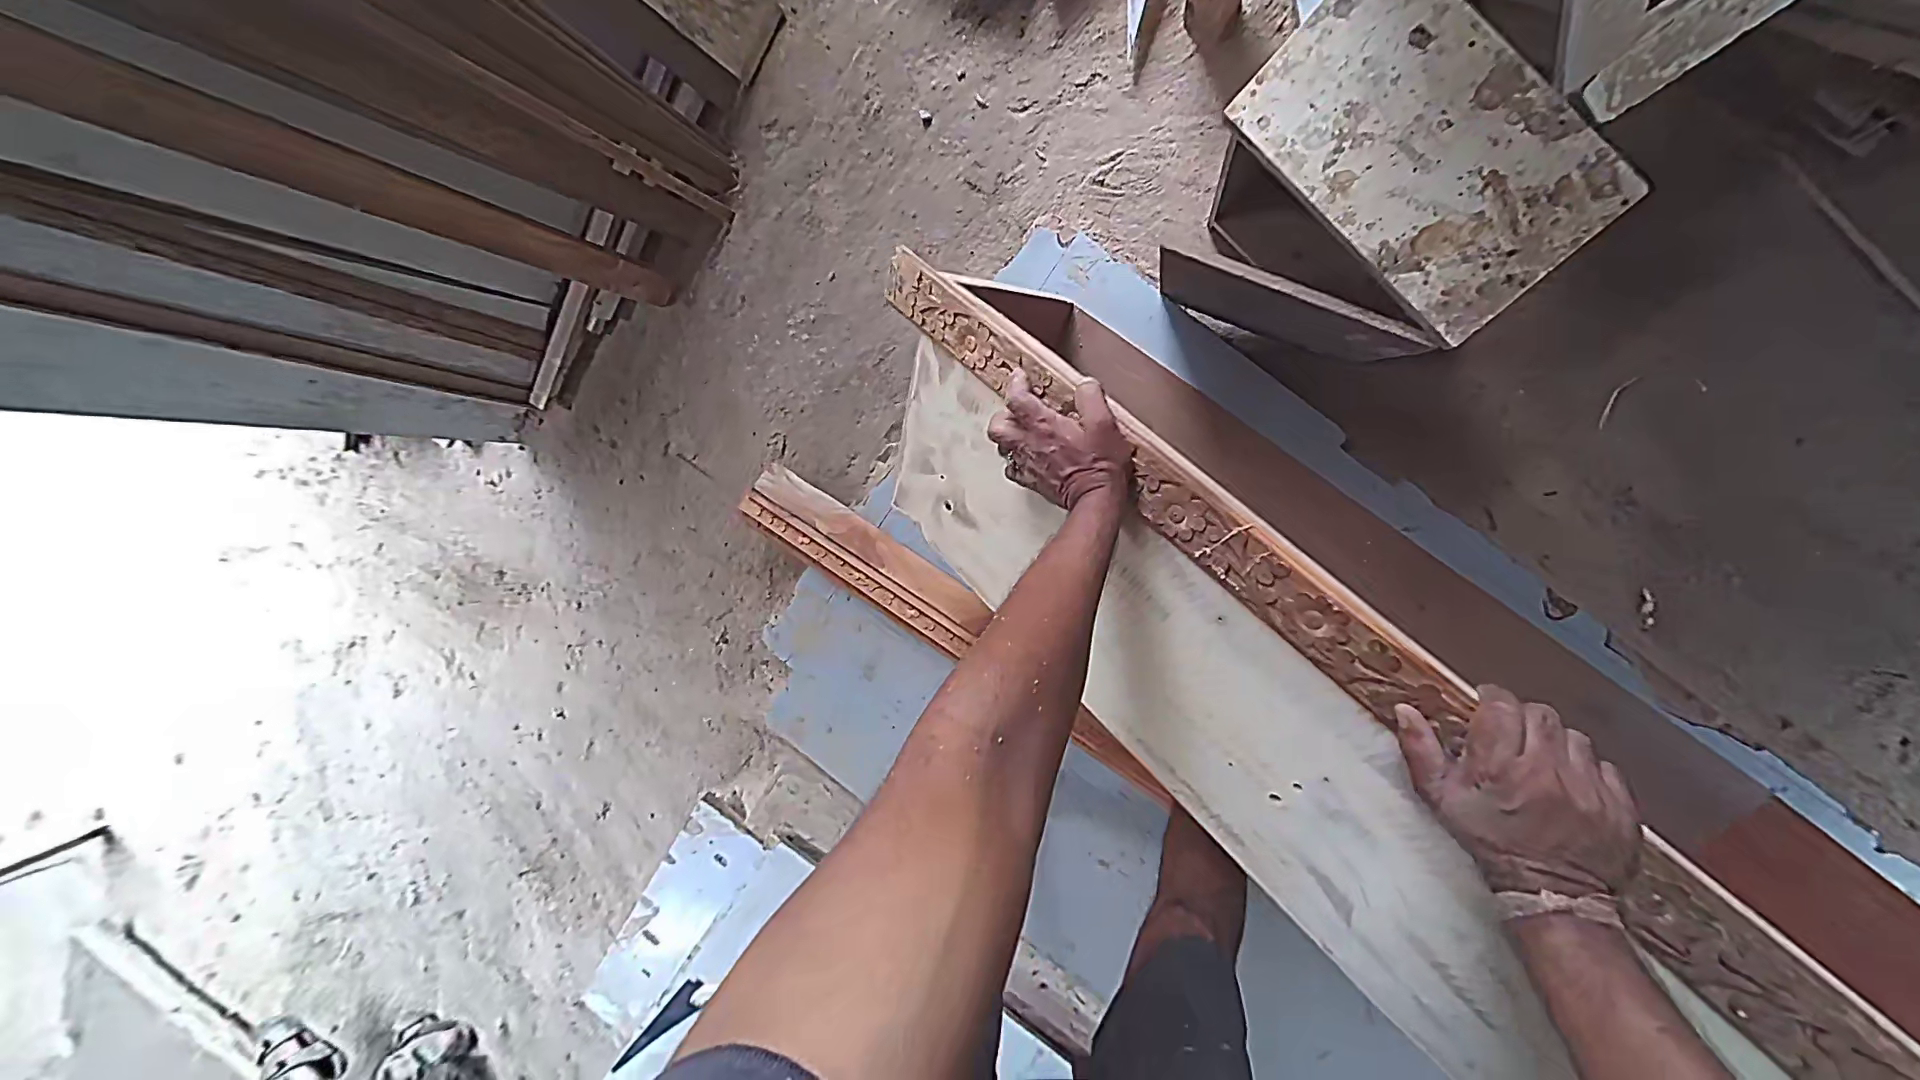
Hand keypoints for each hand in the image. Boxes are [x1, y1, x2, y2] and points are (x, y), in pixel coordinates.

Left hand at [986, 368, 1132, 509]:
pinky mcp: (1030, 481)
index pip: (1016, 398)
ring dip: (1008, 436)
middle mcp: (1028, 443)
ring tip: (1024, 431)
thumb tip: (1084, 385)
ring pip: (1001, 447)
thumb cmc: (1100, 463)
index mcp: (1043, 425)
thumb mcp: (1104, 423)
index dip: (1016, 384)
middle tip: (1019, 410)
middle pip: (997, 425)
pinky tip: (1028, 456)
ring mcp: (1026, 464)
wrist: (1095, 498)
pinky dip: (1015, 460)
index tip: (1021, 377)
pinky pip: (1012, 468)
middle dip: (1004, 414)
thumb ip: (1091, 398)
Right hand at [1393, 685, 1640, 897]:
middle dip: (1522, 716)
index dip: (1492, 698)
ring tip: (1540, 759)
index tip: (1486, 702)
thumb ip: (1420, 749)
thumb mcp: (1439, 796)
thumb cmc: (1488, 840)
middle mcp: (1546, 770)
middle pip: (1540, 714)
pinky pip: (1605, 765)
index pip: (1502, 706)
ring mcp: (1587, 787)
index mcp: (1499, 766)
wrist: (1549, 892)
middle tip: (1510, 732)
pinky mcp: (1619, 805)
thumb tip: (1405, 710)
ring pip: (1574, 736)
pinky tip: (1568, 781)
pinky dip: (1584, 767)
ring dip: (1554, 741)